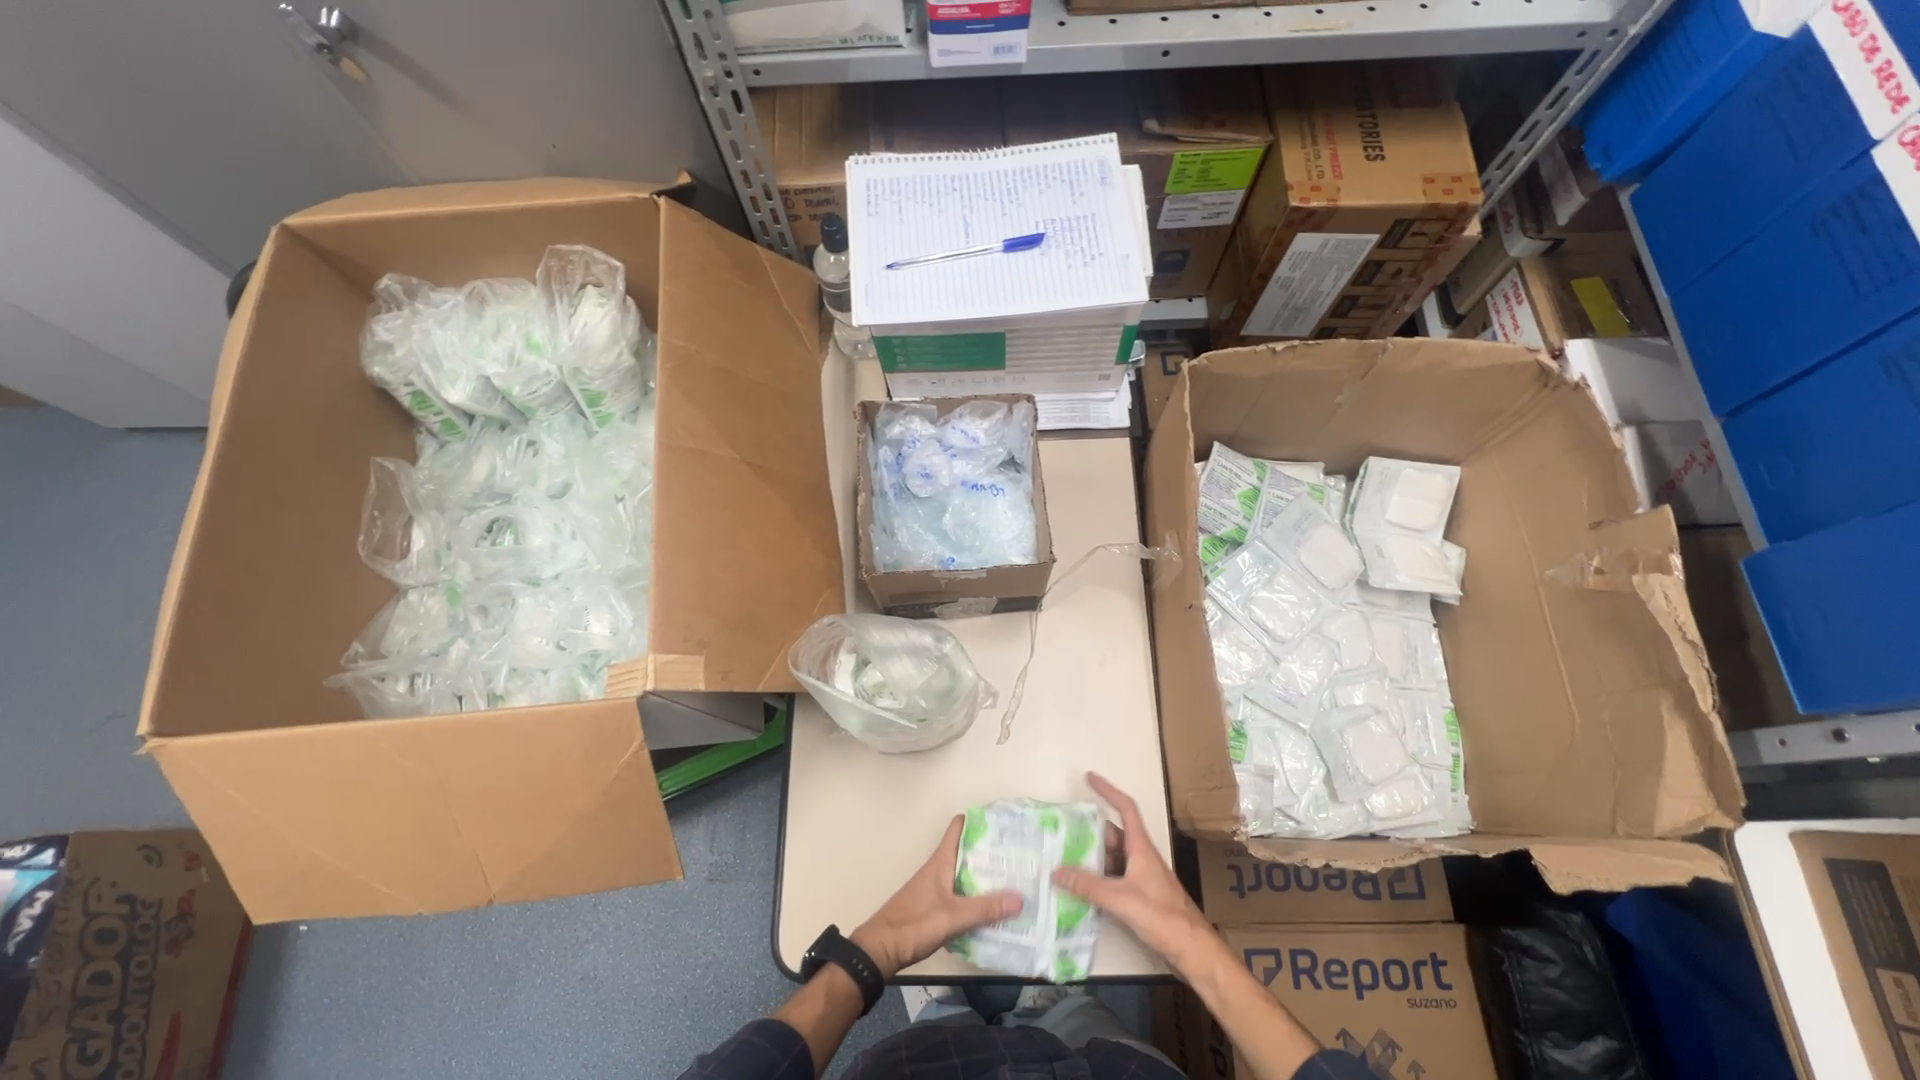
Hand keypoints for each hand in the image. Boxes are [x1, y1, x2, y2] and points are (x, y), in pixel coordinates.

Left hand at [851, 814, 1023, 977]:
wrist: (881, 949)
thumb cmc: (914, 924)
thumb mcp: (953, 917)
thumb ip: (985, 909)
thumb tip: (1021, 898)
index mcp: (940, 862)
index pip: (958, 828)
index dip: (978, 821)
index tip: (1003, 824)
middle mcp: (938, 869)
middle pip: (966, 851)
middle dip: (990, 851)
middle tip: (1019, 855)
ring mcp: (935, 888)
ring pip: (964, 873)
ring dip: (985, 875)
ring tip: (1013, 880)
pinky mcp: (934, 906)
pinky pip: (961, 893)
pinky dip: (976, 895)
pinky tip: (993, 908)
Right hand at [1052, 771, 1215, 972]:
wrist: (1192, 948)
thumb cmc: (1162, 916)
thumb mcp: (1120, 898)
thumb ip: (1088, 885)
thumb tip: (1056, 871)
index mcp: (1141, 848)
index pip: (1126, 808)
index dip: (1108, 790)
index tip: (1089, 778)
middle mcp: (1142, 857)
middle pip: (1113, 835)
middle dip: (1090, 832)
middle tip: (1062, 833)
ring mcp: (1142, 877)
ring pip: (1113, 858)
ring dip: (1093, 858)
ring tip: (1065, 860)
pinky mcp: (1141, 896)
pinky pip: (1115, 878)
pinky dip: (1099, 879)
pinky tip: (1082, 889)